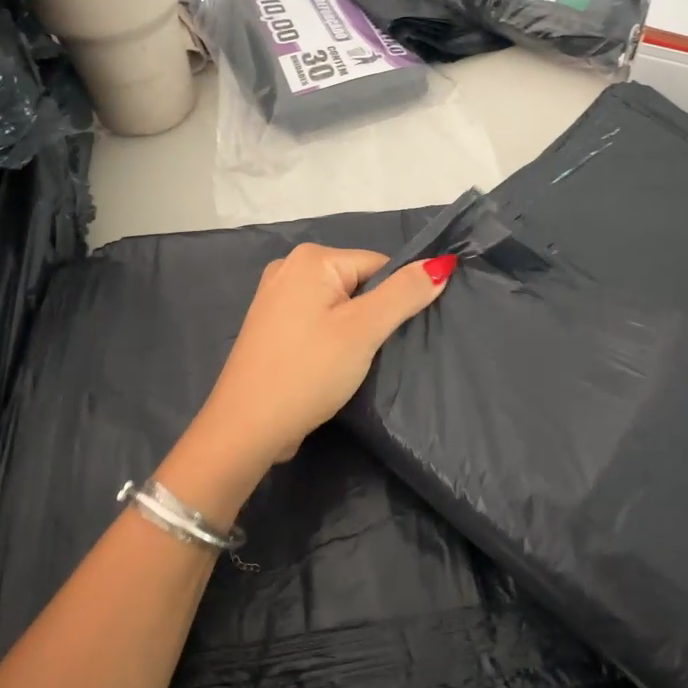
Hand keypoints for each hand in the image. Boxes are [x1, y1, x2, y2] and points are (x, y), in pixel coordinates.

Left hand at [194, 244, 457, 469]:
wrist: (245, 429)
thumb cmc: (308, 372)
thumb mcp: (363, 330)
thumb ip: (404, 293)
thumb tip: (442, 263)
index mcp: (312, 258)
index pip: (378, 266)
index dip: (394, 300)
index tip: (390, 337)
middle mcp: (289, 268)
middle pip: (358, 284)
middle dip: (372, 316)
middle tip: (371, 353)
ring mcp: (275, 298)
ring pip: (338, 305)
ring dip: (353, 331)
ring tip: (351, 364)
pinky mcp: (270, 327)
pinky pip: (316, 322)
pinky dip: (330, 340)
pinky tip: (328, 367)